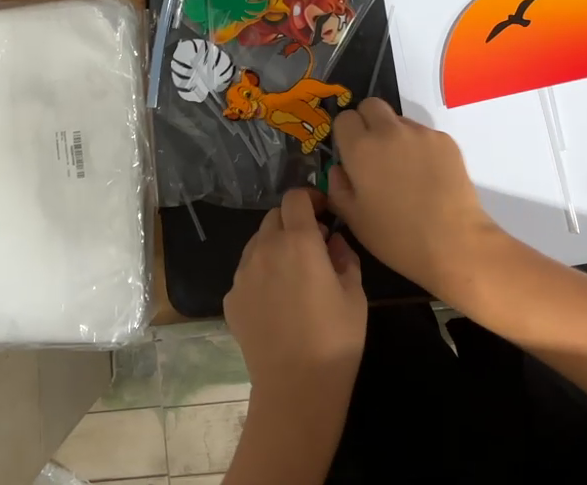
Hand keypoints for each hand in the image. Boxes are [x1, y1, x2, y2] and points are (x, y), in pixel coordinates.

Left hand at [224, 189, 366, 399]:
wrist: (296, 387)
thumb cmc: (336, 338)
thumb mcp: (355, 294)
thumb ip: (345, 257)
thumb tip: (334, 242)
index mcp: (299, 241)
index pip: (296, 198)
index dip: (310, 198)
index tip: (324, 213)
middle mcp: (265, 249)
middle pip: (274, 217)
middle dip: (293, 223)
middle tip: (312, 246)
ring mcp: (243, 274)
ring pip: (257, 243)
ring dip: (275, 246)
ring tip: (292, 276)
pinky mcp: (231, 298)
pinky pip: (247, 273)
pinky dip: (261, 275)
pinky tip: (276, 303)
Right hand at [327, 98, 508, 296]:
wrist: (454, 243)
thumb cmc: (397, 237)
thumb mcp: (354, 219)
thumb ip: (338, 187)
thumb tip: (341, 170)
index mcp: (361, 148)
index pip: (344, 118)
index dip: (345, 134)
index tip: (351, 154)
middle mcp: (389, 131)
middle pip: (371, 105)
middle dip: (368, 122)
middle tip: (374, 153)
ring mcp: (420, 133)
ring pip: (399, 121)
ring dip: (394, 136)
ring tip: (405, 171)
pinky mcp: (445, 140)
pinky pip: (423, 135)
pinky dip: (419, 148)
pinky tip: (427, 177)